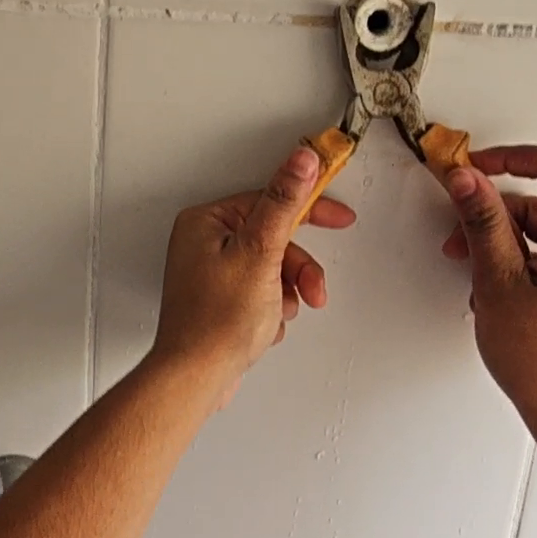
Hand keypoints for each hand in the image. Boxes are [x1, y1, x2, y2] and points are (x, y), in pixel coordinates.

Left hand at [153, 147, 356, 400]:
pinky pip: (262, 290)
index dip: (309, 210)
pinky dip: (271, 308)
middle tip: (312, 289)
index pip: (268, 200)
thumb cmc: (215, 321)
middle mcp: (204, 242)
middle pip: (274, 239)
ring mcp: (211, 272)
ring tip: (278, 315)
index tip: (339, 216)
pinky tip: (262, 325)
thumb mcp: (260, 253)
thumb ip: (284, 203)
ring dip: (286, 292)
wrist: (197, 377)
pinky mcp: (220, 298)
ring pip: (272, 268)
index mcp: (206, 222)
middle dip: (296, 269)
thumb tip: (301, 160)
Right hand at [439, 145, 536, 424]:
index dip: (511, 159)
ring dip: (501, 245)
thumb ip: (483, 222)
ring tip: (474, 276)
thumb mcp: (500, 281)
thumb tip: (468, 179)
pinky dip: (517, 266)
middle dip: (494, 216)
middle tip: (458, 234)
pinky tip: (493, 293)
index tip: (474, 167)